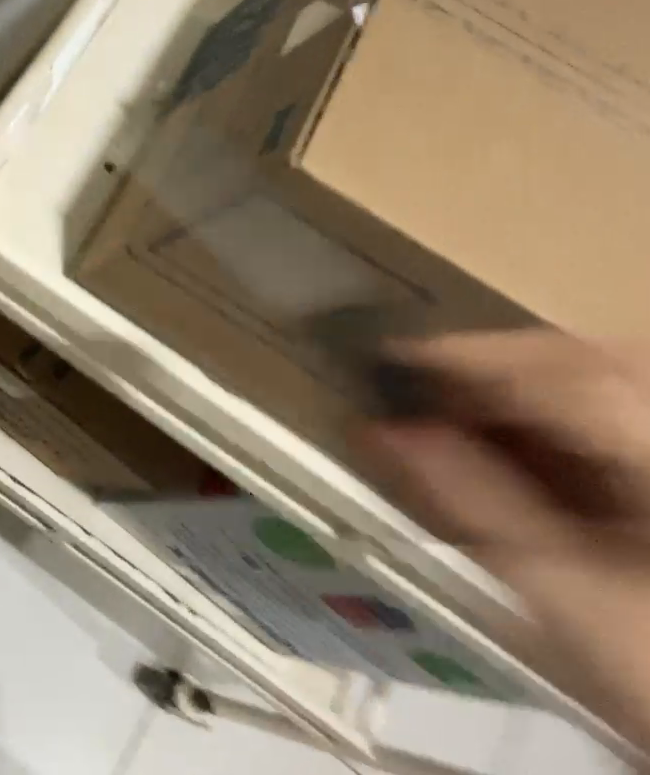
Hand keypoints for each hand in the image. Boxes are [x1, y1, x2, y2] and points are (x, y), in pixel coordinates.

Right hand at [357, 330, 649, 755]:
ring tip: (462, 403)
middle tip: (428, 377)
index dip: (471, 354)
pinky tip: (522, 437)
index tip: (388, 353)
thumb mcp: (546, 579)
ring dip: (537, 381)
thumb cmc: (638, 652)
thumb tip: (381, 427)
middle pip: (602, 363)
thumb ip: (468, 495)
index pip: (567, 374)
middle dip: (507, 358)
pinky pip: (624, 418)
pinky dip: (568, 412)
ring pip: (618, 382)